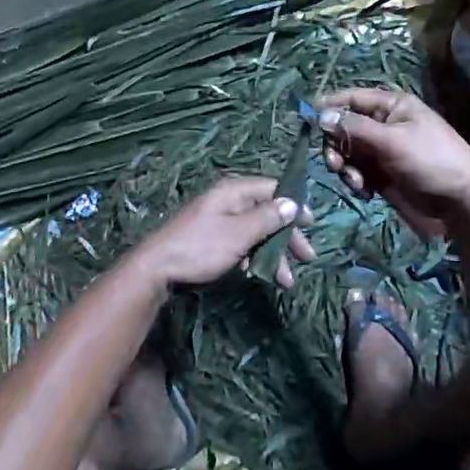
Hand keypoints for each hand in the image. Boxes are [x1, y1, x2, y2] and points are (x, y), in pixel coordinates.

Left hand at [120, 177, 315, 288]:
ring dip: (274, 253)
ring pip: (258, 231)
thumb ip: (268, 218)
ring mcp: (221, 219)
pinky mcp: (215, 238)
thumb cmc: (200, 247)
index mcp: (235, 191)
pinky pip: (244, 243)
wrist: (157, 269)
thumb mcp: (239, 233)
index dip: (294, 205)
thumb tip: (293, 203)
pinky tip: (261, 275)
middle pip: (268, 212)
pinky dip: (256, 257)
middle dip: (288, 236)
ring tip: (286, 280)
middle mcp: (229, 200)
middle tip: (306, 258)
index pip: (274, 188)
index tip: (311, 225)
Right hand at [316, 88, 469, 236]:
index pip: (353, 98)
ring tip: (357, 182)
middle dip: (337, 145)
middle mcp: (386, 125)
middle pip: (345, 128)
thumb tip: (321, 116)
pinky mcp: (384, 176)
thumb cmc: (431, 161)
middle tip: (336, 163)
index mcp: (393, 106)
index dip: (330, 106)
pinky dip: (357, 181)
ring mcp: (384, 152)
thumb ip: (354, 128)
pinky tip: (366, 192)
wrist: (461, 202)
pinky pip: (359, 173)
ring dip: (346, 167)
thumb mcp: (391, 141)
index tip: (308, 119)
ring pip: (349, 153)